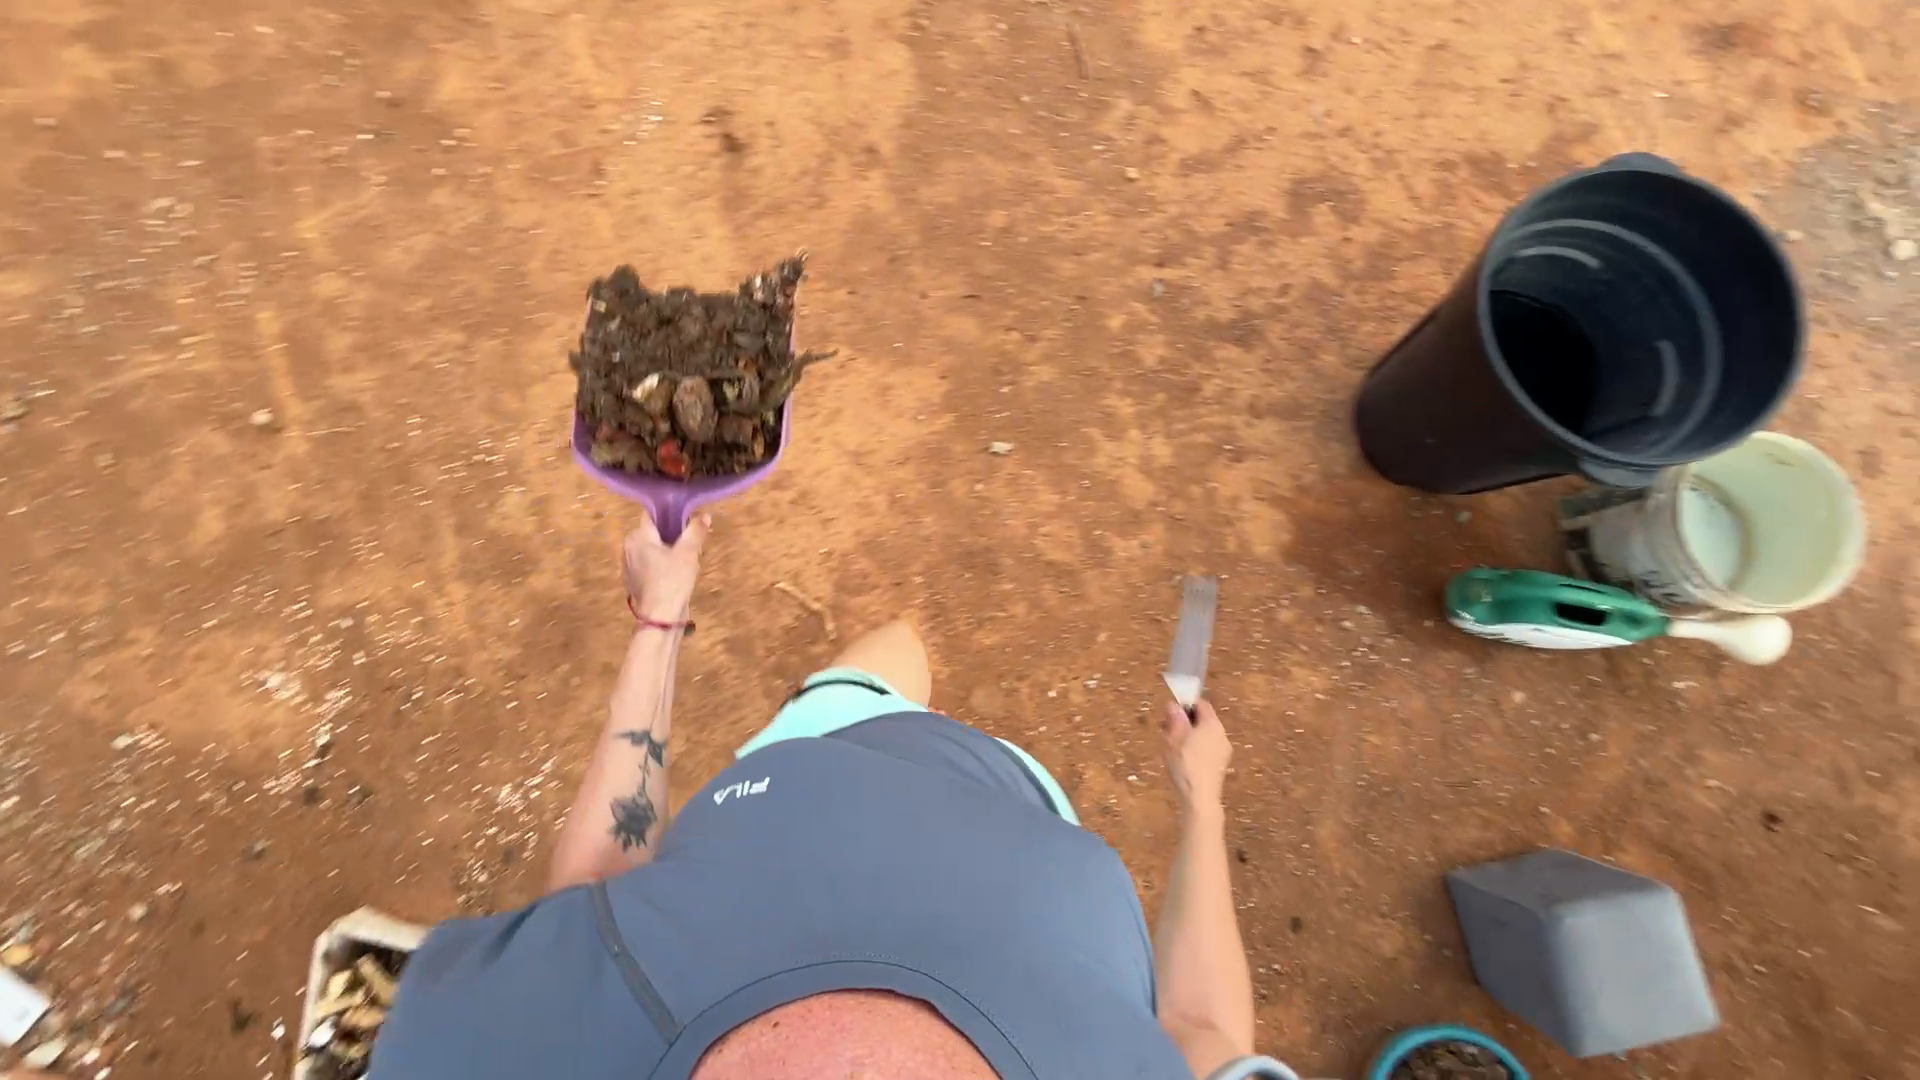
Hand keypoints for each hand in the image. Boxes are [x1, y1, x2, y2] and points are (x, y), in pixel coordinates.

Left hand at [623, 513, 710, 620]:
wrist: (660, 616)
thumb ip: (696, 531)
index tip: (687, 521)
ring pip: (651, 549)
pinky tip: (675, 575)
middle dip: (671, 535)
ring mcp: (628, 565)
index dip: (671, 514)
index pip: (652, 515)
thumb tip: (704, 515)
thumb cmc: (673, 580)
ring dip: (667, 551)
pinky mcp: (633, 581)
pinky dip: (660, 565)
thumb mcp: (688, 552)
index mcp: (638, 536)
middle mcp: (628, 547)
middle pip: (652, 533)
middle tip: (691, 544)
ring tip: (686, 561)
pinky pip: (649, 565)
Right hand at [1163, 699, 1231, 811]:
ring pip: (1204, 736)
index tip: (1171, 714)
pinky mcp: (1220, 765)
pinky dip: (1195, 750)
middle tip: (1167, 731)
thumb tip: (1174, 705)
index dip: (1186, 705)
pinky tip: (1182, 762)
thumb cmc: (1185, 763)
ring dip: (1188, 737)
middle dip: (1185, 723)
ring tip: (1171, 748)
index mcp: (1212, 724)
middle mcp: (1222, 735)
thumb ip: (1175, 718)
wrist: (1200, 797)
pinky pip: (1206, 749)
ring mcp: (1223, 751)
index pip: (1202, 704)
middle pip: (1203, 720)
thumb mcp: (1174, 737)